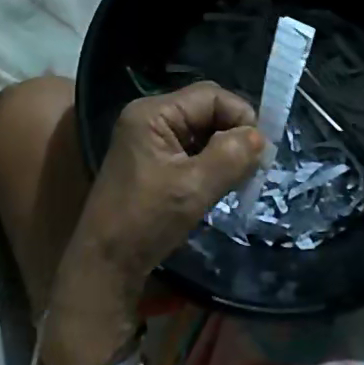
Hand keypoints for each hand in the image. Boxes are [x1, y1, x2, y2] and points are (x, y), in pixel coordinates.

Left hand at [66, 82, 265, 297]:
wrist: (104, 268)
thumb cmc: (145, 222)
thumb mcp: (194, 188)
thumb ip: (231, 156)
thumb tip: (260, 138)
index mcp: (153, 113)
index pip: (212, 96)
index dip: (240, 117)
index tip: (258, 150)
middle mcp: (150, 117)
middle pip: (208, 109)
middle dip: (234, 133)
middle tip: (253, 164)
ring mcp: (150, 138)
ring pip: (203, 129)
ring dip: (225, 149)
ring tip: (241, 175)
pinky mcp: (154, 159)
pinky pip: (193, 146)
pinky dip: (212, 160)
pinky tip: (222, 181)